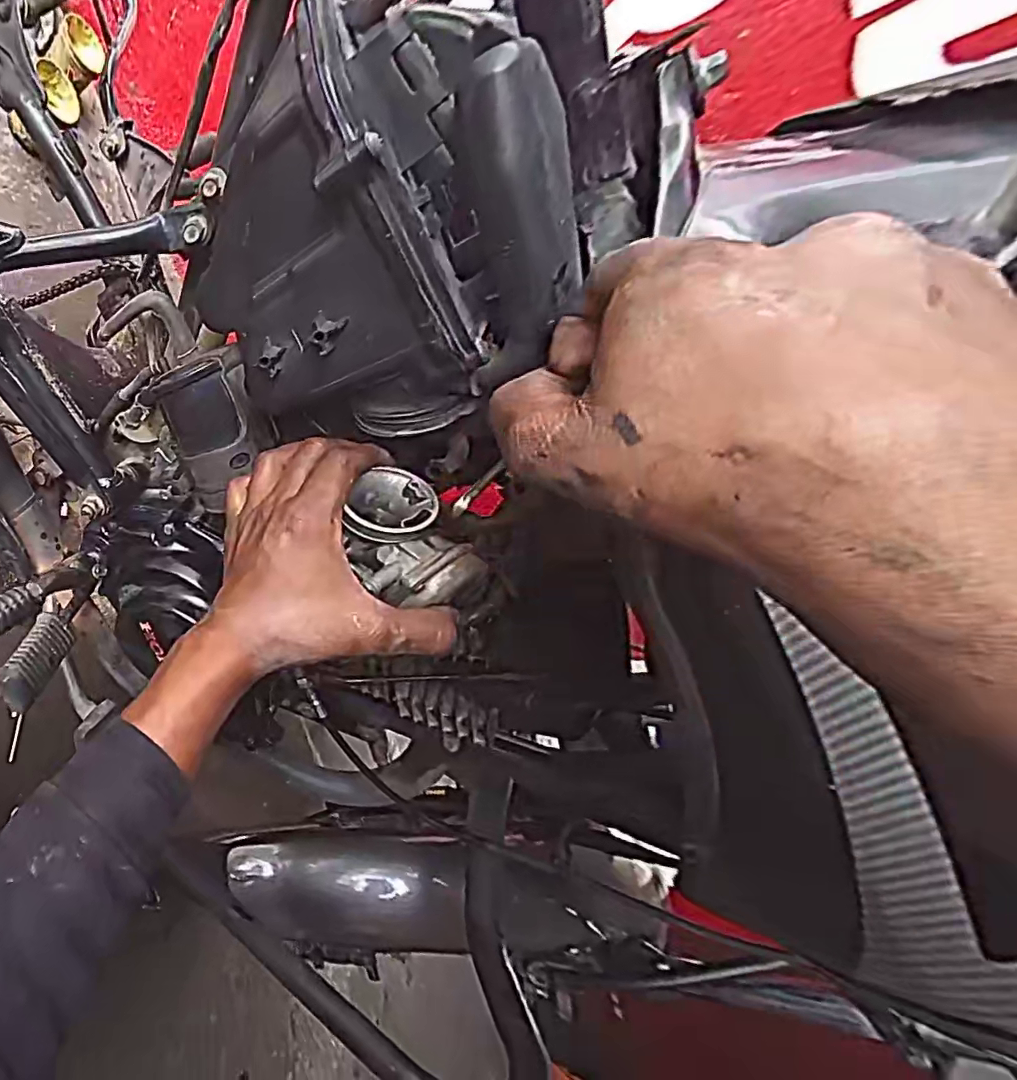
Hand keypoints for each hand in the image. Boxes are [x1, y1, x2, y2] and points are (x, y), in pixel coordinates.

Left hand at [201, 438, 457, 677]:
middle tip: (360, 461)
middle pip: (306, 452)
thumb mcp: (367, 630)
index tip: (383, 464)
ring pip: (271, 461)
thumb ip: (418, 629)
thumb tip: (447, 627)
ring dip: (299, 453)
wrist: (237, 640)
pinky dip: (258, 477)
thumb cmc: (282, 627)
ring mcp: (252, 518)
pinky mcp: (236, 533)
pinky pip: (241, 487)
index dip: (367, 454)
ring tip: (319, 459)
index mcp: (307, 519)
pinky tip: (269, 484)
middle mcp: (276, 510)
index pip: (339, 461)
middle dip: (339, 447)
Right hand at [490, 213, 1016, 570]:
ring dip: (766, 348)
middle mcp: (784, 251)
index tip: (602, 386)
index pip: (607, 282)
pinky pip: (878, 316)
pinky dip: (849, 357)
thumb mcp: (559, 455)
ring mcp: (887, 267)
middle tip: (681, 415)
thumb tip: (524, 393)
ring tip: (762, 423)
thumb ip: (516, 406)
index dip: (592, 340)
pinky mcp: (969, 297)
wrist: (910, 520)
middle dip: (679, 347)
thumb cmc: (746, 479)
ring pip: (789, 302)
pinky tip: (829, 417)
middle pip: (700, 292)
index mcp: (676, 278)